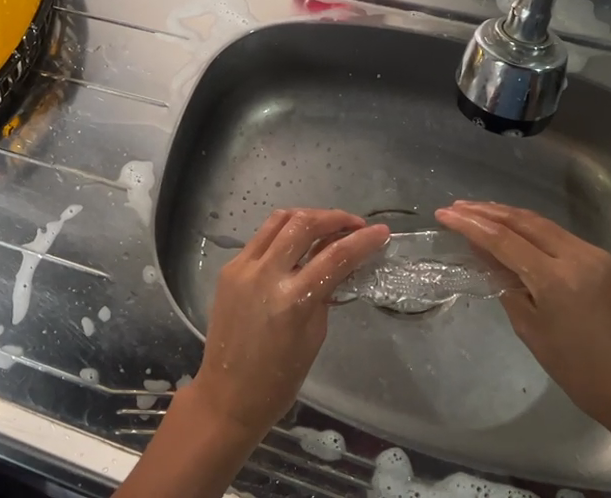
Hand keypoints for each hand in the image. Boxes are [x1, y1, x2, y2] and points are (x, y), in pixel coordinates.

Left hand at [192, 208, 389, 434]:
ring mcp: (243, 267)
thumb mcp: (314, 337)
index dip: (363, 241)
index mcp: (293, 300)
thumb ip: (325, 294)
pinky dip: (283, 233)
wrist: (228, 393)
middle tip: (354, 224)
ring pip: (278, 221)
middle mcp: (266, 275)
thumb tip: (336, 265)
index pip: (335, 257)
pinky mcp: (229, 267)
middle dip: (333, 218)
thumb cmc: (279, 378)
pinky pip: (261, 238)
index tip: (382, 232)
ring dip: (307, 217)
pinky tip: (297, 243)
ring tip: (327, 225)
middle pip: (303, 224)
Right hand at [435, 201, 610, 423]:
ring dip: (506, 215)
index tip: (442, 214)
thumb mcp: (530, 328)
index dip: (469, 225)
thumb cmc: (578, 371)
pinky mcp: (601, 261)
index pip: (503, 239)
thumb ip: (504, 284)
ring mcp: (593, 256)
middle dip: (486, 212)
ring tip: (476, 211)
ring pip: (541, 223)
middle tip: (455, 207)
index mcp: (556, 278)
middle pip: (523, 221)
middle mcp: (577, 256)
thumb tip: (482, 252)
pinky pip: (556, 235)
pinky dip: (528, 228)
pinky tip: (510, 229)